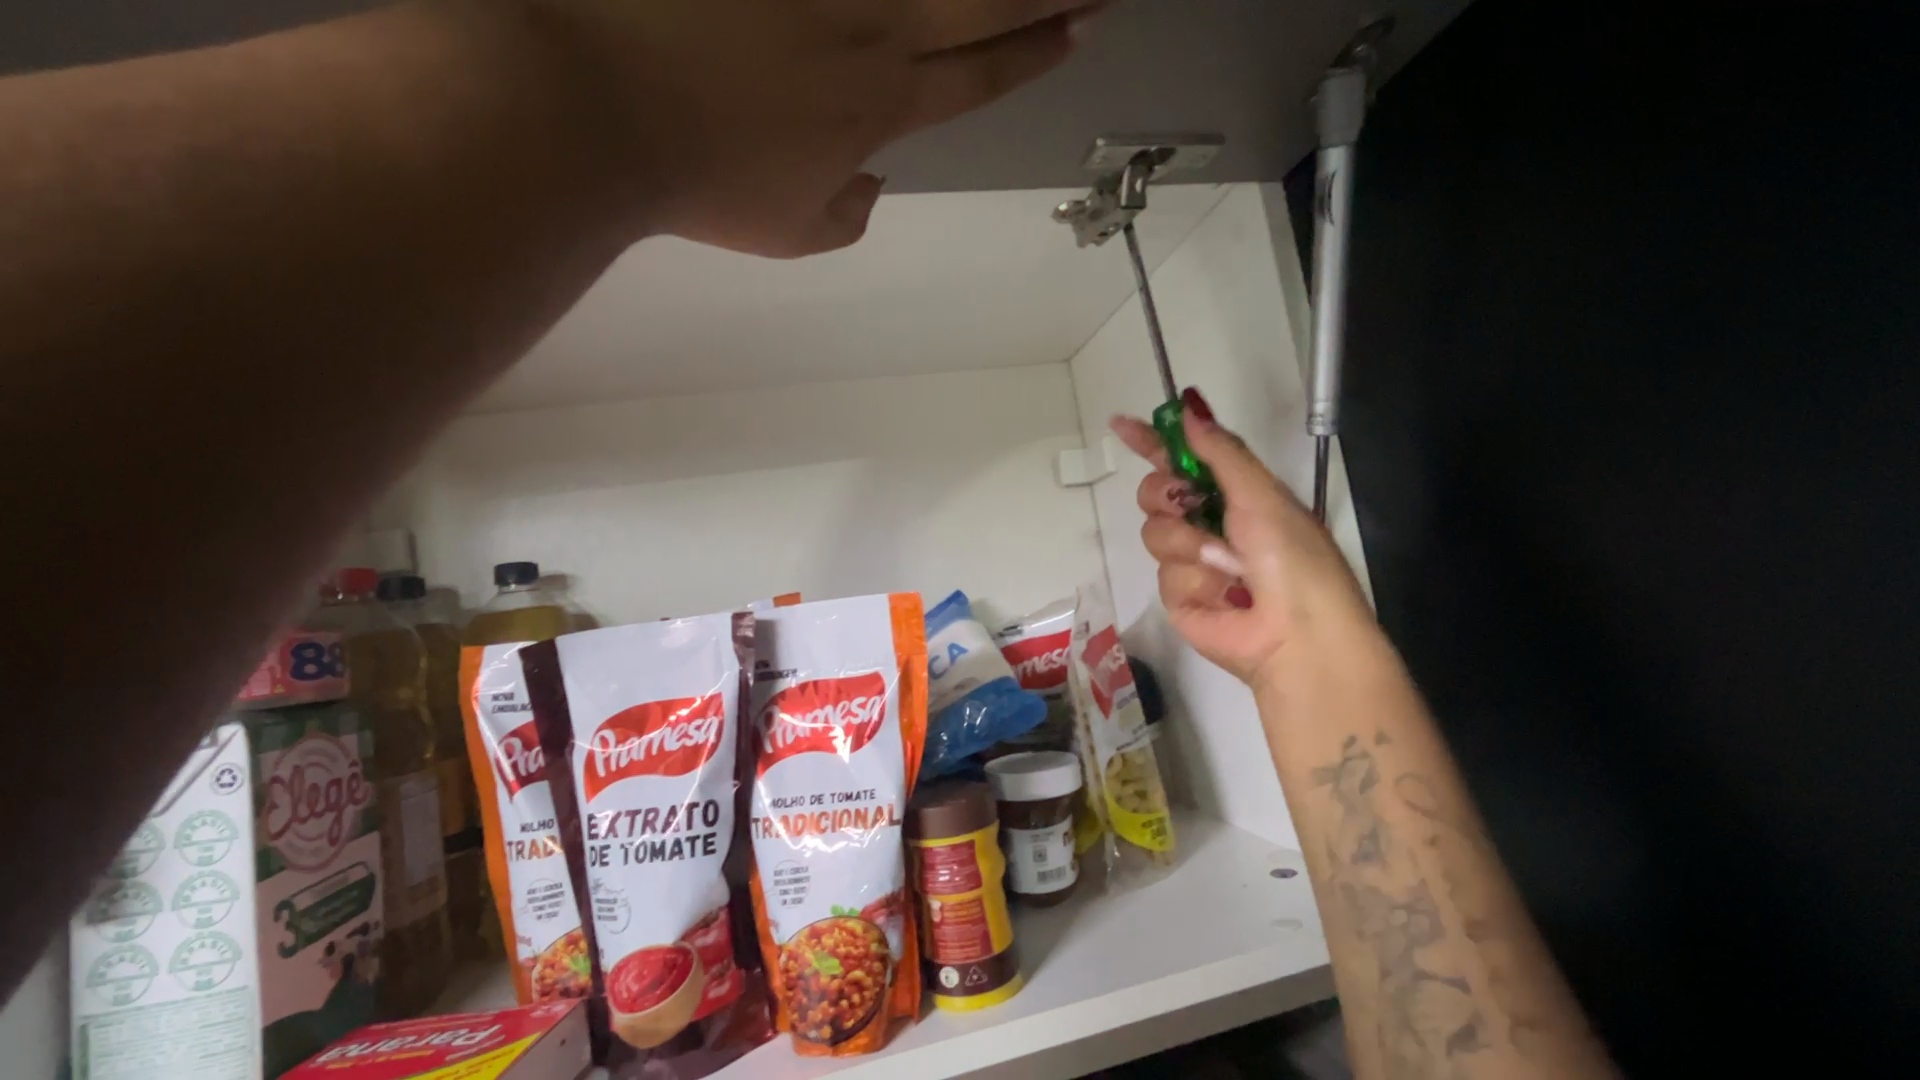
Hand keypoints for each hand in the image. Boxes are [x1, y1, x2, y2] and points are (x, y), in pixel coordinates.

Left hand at [523, 0, 1103, 256]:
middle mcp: (870, 30)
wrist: (594, 110)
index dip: (1036, 50)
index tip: (1082, 24)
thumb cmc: (698, 185)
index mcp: (882, 106)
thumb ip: (846, 214)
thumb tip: (871, 183)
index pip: (981, 73)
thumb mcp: (789, 232)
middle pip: (981, 0)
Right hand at [1110, 388, 1375, 687]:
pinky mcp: (1179, 597)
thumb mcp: (1262, 494)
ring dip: (1188, 543)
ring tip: (1224, 564)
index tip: (1121, 426)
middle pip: (1156, 493)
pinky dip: (1194, 580)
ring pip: (1156, 532)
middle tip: (1187, 503)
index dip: (1153, 442)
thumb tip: (1187, 409)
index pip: (1184, 459)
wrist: (1295, 634)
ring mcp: (1192, 561)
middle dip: (1164, 494)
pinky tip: (1221, 594)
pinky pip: (1165, 573)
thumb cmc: (1291, 558)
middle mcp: (1210, 524)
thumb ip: (1221, 452)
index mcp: (1236, 495)